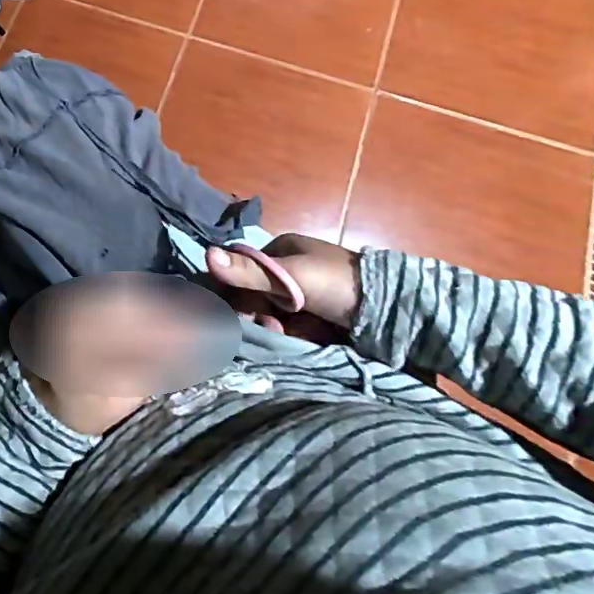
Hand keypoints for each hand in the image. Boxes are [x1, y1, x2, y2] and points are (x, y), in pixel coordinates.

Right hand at [206, 234, 360, 338]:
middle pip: (254, 298)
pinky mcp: (312, 320)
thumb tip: (207, 254)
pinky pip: (286, 330)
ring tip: (284, 336)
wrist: (387, 311)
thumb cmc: (336, 282)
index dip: (235, 295)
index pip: (242, 273)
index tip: (237, 315)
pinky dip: (285, 338)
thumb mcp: (291, 275)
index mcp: (280, 252)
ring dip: (270, 330)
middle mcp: (287, 273)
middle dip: (256, 316)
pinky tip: (291, 342)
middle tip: (271, 327)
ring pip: (268, 317)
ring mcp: (301, 298)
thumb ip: (249, 272)